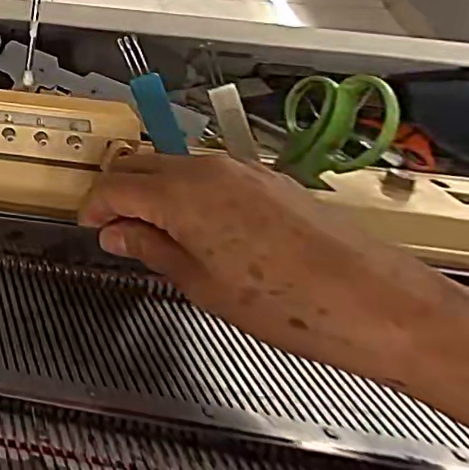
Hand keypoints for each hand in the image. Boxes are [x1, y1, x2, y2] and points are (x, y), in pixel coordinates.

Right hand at [79, 153, 463, 382]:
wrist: (380, 303)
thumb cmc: (295, 305)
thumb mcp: (205, 286)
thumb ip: (152, 249)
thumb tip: (118, 234)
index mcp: (182, 194)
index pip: (115, 186)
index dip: (93, 206)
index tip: (88, 224)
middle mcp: (206, 167)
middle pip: (138, 164)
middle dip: (117, 192)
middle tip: (112, 228)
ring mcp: (237, 167)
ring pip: (171, 164)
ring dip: (151, 189)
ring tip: (154, 232)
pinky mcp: (261, 175)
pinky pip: (205, 171)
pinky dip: (184, 190)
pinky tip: (196, 226)